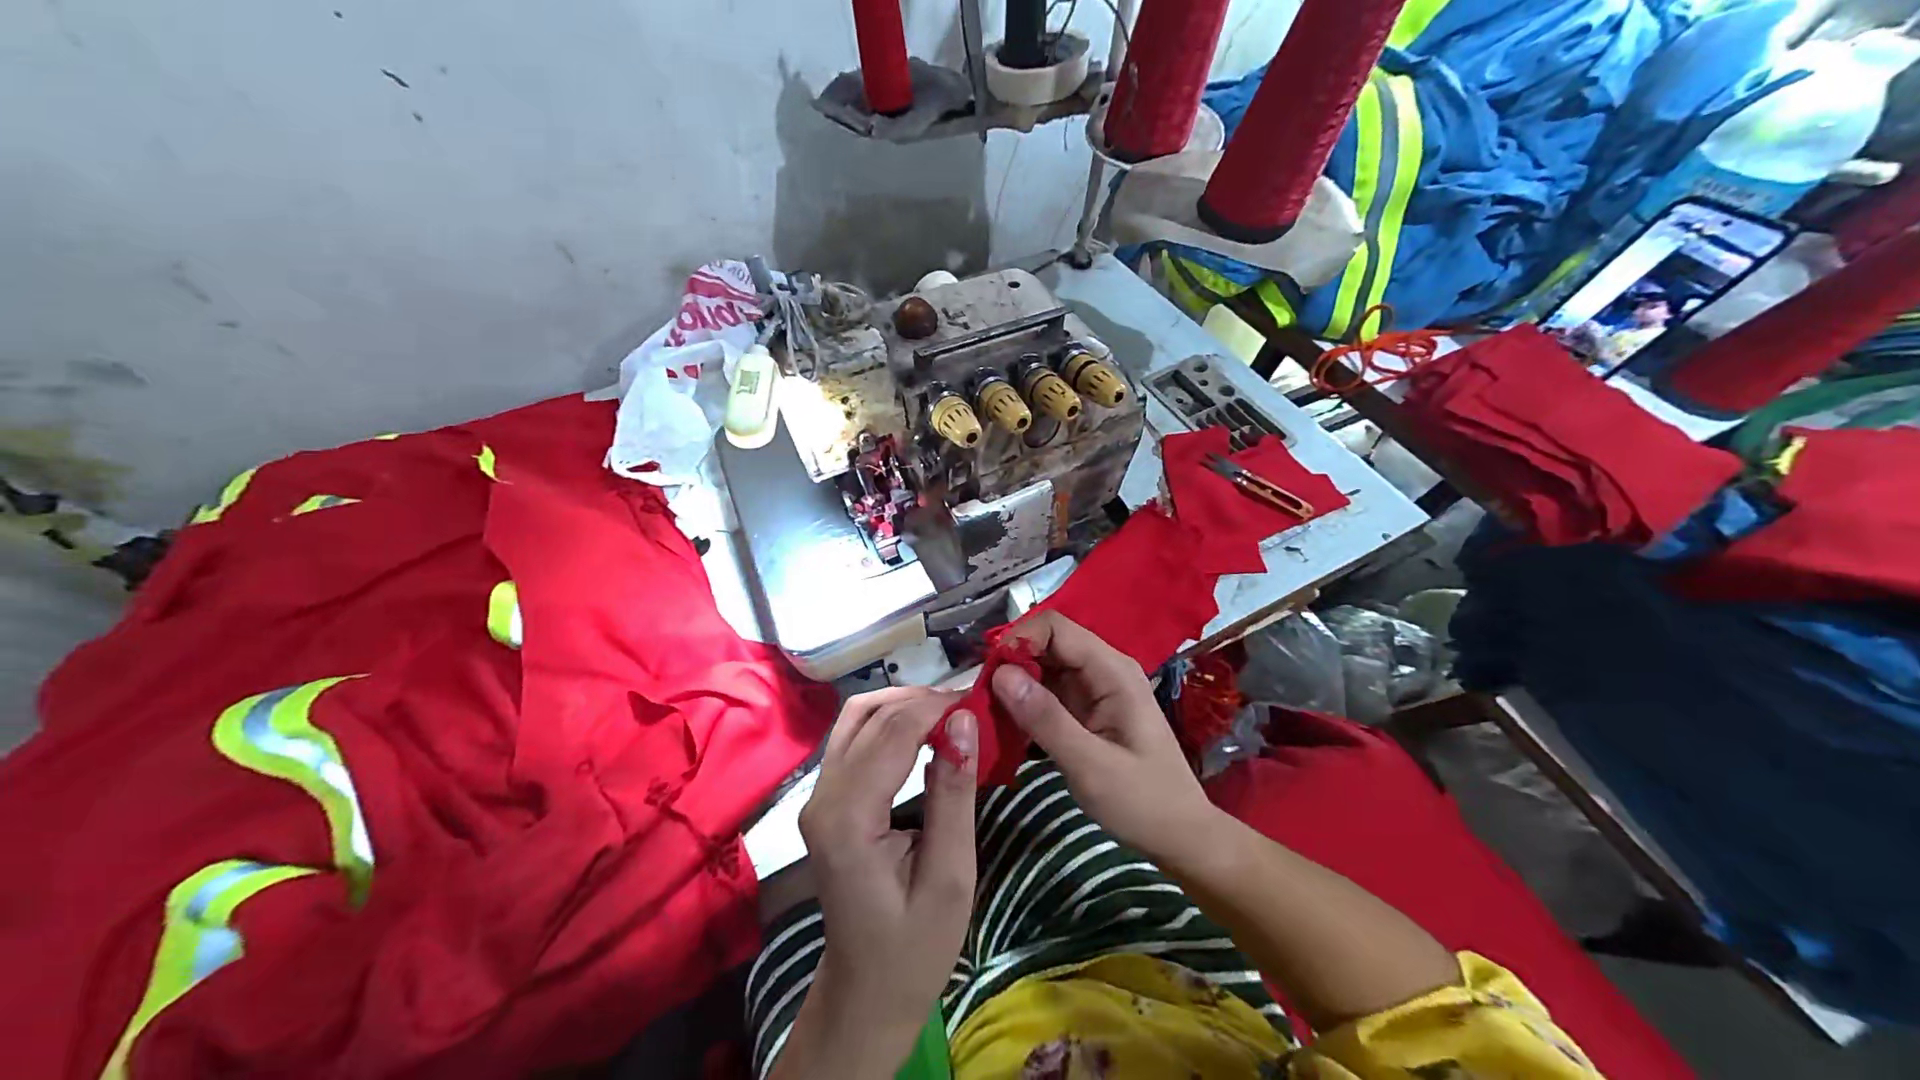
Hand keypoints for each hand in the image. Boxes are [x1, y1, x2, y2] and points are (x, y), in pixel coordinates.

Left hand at [781, 688, 977, 1079]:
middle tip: (971, 707)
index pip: (892, 732)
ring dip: (903, 705)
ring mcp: (817, 796)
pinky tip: (924, 732)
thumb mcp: (950, 876)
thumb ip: (953, 793)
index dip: (937, 706)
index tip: (981, 700)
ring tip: (951, 714)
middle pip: (869, 715)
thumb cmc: (914, 948)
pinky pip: (853, 739)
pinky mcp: (824, 800)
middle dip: (922, 700)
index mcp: (848, 818)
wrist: (865, 992)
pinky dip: (890, 723)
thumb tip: (964, 720)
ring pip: (855, 717)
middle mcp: (821, 796)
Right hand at [992, 612, 1218, 863]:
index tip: (988, 675)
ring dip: (1013, 684)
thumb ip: (1046, 719)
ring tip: (986, 712)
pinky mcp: (1084, 710)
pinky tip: (1004, 725)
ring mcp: (1093, 689)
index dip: (1019, 640)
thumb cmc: (1142, 801)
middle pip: (1046, 643)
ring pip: (1042, 667)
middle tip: (980, 698)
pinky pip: (1046, 692)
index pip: (1056, 628)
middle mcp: (1102, 670)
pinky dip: (1023, 703)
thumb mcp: (1090, 765)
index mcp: (1112, 671)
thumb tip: (1001, 675)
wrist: (1179, 836)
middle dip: (1010, 662)